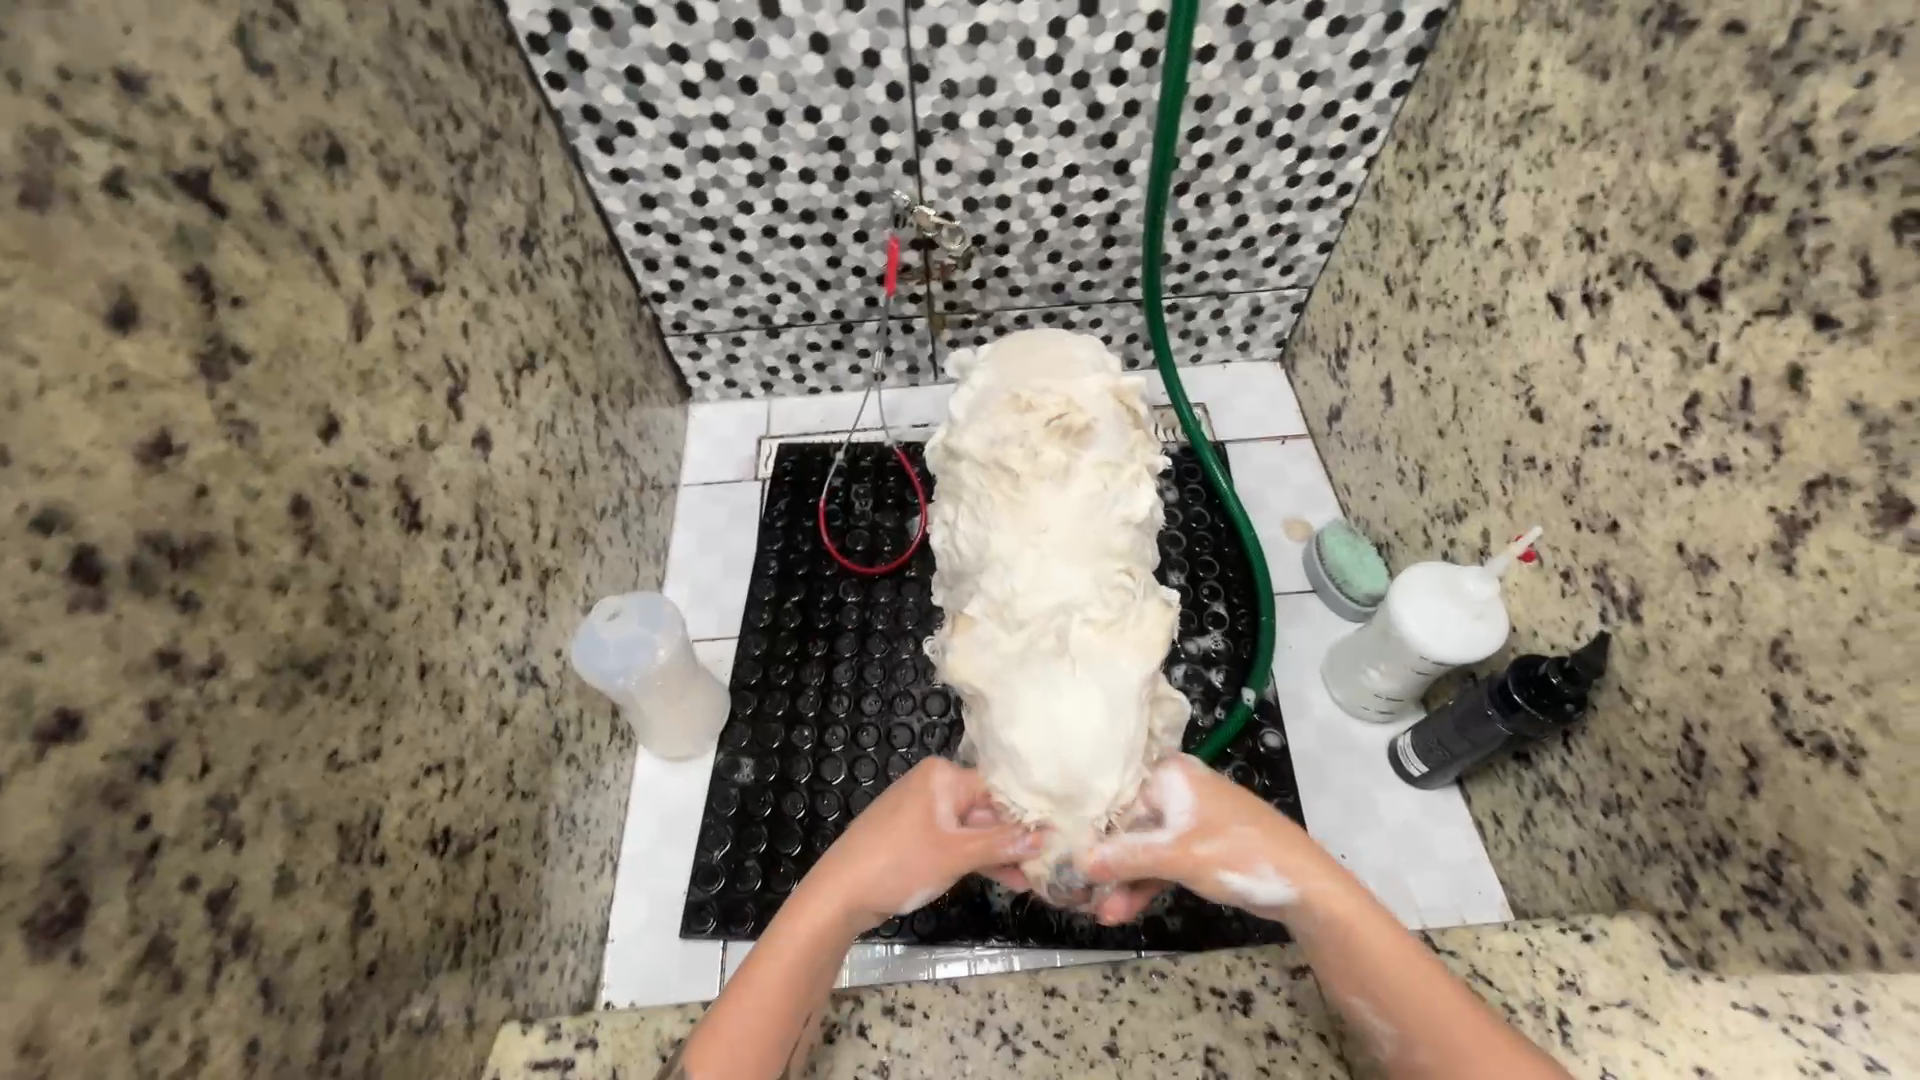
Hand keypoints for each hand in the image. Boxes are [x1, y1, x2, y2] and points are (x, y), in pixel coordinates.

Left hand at [796, 757, 1045, 933]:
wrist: (839, 894)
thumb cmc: (898, 864)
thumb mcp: (955, 855)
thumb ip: (1001, 844)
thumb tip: (1045, 837)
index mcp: (943, 776)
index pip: (998, 788)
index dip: (1028, 814)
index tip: (1060, 836)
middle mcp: (936, 786)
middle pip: (988, 809)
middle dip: (1016, 839)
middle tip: (1052, 864)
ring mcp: (926, 812)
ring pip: (975, 830)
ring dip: (1001, 854)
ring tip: (1036, 879)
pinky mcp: (919, 837)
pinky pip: (958, 842)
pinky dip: (978, 859)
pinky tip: (1008, 879)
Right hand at [1076, 755, 1333, 923]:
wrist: (1305, 884)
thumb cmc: (1238, 854)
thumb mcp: (1177, 856)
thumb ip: (1126, 858)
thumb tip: (1078, 862)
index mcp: (1169, 774)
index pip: (1115, 798)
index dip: (1090, 830)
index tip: (1065, 858)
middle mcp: (1175, 789)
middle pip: (1128, 826)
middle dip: (1108, 865)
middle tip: (1082, 894)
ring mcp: (1188, 819)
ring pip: (1144, 848)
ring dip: (1125, 881)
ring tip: (1101, 914)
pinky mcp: (1199, 846)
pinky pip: (1161, 861)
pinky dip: (1146, 883)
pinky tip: (1123, 910)